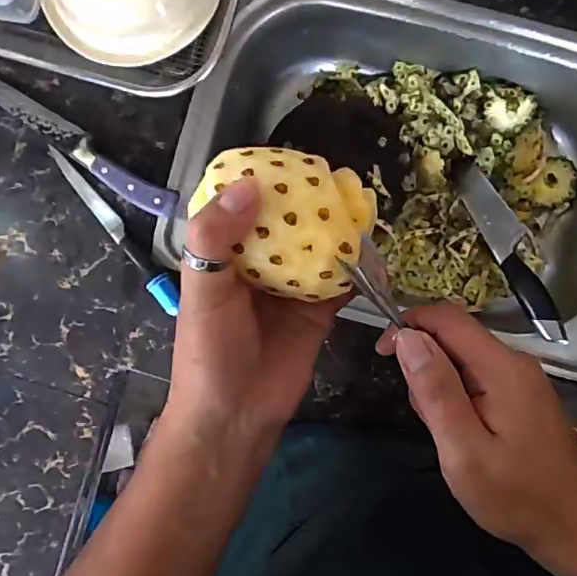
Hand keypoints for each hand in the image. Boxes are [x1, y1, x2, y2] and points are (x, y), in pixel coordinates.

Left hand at [164, 178, 345, 445]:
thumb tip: (250, 186)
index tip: (292, 162)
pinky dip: (357, 271)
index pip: (245, 207)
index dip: (265, 182)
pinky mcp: (318, 312)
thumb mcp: (202, 291)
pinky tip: (373, 255)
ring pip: (318, 250)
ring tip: (362, 208)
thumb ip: (215, 238)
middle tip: (339, 182)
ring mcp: (292, 288)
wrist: (235, 414)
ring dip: (338, 233)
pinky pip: (340, 284)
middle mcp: (261, 265)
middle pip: (289, 225)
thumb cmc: (208, 352)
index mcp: (227, 253)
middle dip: (311, 205)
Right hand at [378, 306, 576, 549]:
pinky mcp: (520, 394)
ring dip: (440, 386)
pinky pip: (477, 378)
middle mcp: (514, 362)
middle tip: (425, 419)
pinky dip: (457, 398)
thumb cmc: (515, 495)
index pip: (448, 319)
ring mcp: (520, 378)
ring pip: (462, 359)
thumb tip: (408, 337)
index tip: (382, 354)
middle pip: (454, 337)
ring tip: (447, 436)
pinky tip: (464, 436)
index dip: (409, 325)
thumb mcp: (463, 450)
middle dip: (424, 365)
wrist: (572, 524)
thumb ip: (436, 391)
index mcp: (502, 368)